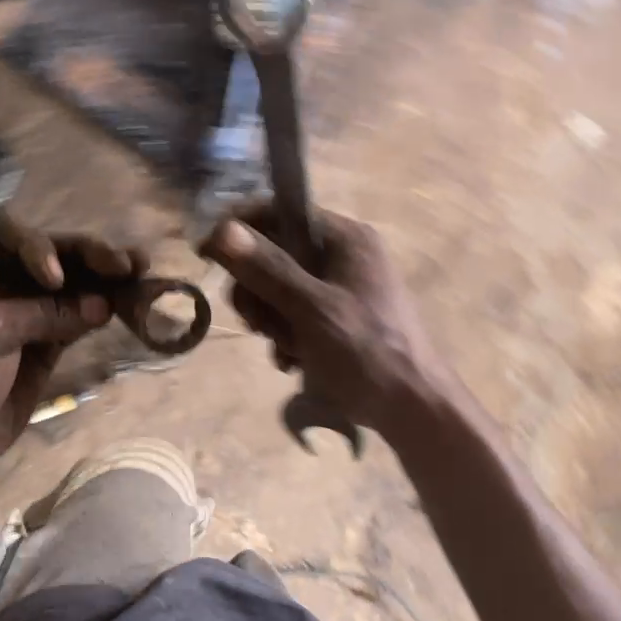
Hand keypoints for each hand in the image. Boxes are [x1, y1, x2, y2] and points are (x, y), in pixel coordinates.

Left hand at [0, 217, 146, 467]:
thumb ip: (42, 312)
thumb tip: (104, 303)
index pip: (6, 233)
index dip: (36, 245)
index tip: (54, 277)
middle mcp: (0, 279)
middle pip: (51, 253)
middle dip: (86, 254)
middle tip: (122, 263)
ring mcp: (27, 311)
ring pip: (73, 283)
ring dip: (105, 275)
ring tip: (139, 268)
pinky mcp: (48, 341)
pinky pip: (81, 316)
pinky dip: (106, 308)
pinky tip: (132, 299)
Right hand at [201, 207, 444, 431]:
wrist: (413, 409)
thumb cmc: (367, 353)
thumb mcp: (312, 310)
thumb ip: (268, 269)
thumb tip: (222, 230)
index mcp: (345, 238)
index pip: (280, 211)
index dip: (240, 230)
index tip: (207, 256)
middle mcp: (343, 254)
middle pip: (273, 253)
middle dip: (258, 292)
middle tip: (259, 324)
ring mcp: (341, 287)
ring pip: (279, 289)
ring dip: (271, 321)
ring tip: (286, 349)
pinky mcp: (338, 317)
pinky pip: (294, 314)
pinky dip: (287, 336)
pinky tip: (293, 361)